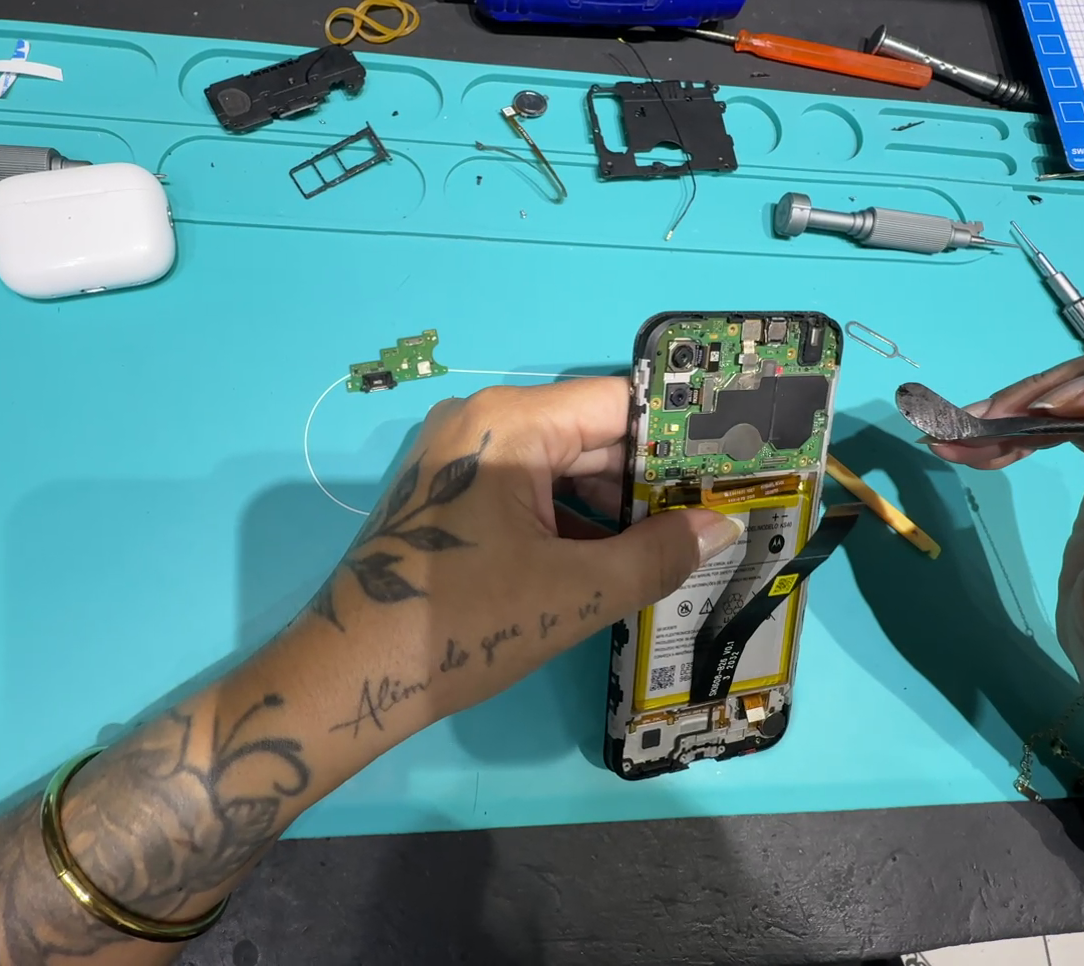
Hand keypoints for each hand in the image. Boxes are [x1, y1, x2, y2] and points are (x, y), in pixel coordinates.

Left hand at [289, 378, 742, 749]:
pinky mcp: (452, 491)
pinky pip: (529, 488)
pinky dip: (572, 517)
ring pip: (561, 465)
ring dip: (614, 503)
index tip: (732, 464)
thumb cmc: (464, 628)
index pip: (619, 405)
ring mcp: (461, 457)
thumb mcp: (574, 593)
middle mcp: (482, 423)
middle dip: (652, 478)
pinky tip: (615, 553)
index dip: (680, 435)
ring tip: (676, 539)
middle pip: (590, 434)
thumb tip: (723, 527)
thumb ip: (658, 554)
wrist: (351, 678)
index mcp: (510, 424)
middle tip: (715, 511)